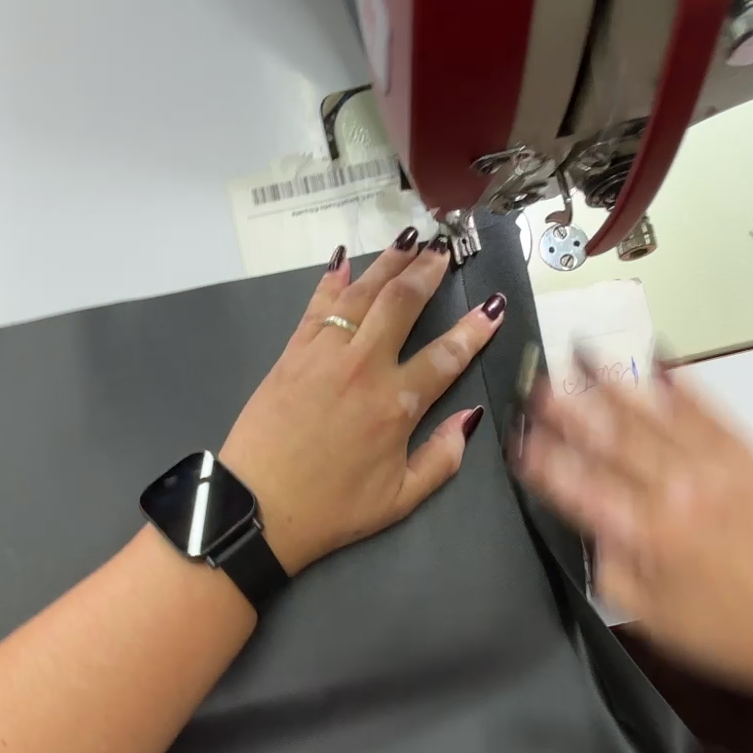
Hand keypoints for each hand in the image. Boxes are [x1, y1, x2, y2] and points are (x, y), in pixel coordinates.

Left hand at [219, 232, 504, 574]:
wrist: (257, 508)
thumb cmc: (331, 510)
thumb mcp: (400, 500)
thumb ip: (442, 458)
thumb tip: (470, 419)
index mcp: (397, 405)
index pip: (446, 355)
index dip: (476, 329)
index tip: (494, 306)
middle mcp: (364, 367)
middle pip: (402, 304)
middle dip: (428, 272)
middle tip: (443, 250)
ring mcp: (324, 354)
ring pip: (362, 294)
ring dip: (388, 264)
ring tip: (409, 241)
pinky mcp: (292, 353)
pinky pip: (317, 306)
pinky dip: (332, 280)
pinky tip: (344, 260)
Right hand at [515, 369, 752, 698]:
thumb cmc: (740, 633)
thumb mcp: (657, 621)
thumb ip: (615, 573)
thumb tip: (596, 535)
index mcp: (648, 537)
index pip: (582, 491)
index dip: (545, 464)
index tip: (520, 441)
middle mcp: (676, 494)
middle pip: (612, 442)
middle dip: (569, 410)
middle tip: (539, 380)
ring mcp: (716, 470)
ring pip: (654, 418)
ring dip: (614, 384)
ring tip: (585, 353)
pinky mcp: (752, 459)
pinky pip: (710, 414)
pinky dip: (682, 385)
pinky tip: (660, 361)